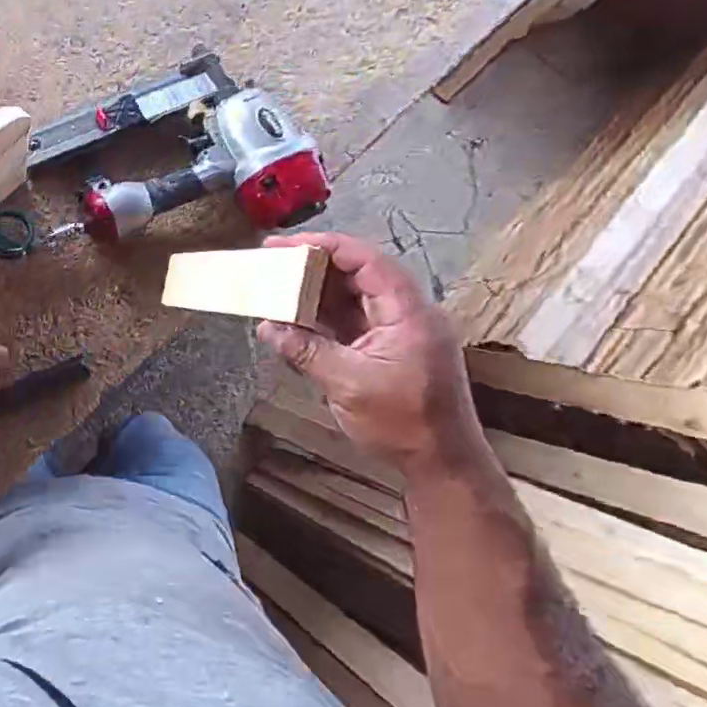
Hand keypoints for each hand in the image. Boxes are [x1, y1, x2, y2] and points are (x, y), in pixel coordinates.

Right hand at [254, 232, 492, 478]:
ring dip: (313, 290)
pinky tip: (291, 315)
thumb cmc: (403, 422)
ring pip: (351, 296)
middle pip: (358, 273)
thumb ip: (305, 351)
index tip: (285, 244)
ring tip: (274, 283)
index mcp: (408, 314)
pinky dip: (319, 315)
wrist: (440, 462)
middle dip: (314, 263)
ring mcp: (395, 332)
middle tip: (273, 259)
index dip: (326, 246)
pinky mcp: (384, 348)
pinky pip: (348, 320)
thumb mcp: (347, 384)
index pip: (367, 262)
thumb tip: (266, 327)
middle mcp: (405, 315)